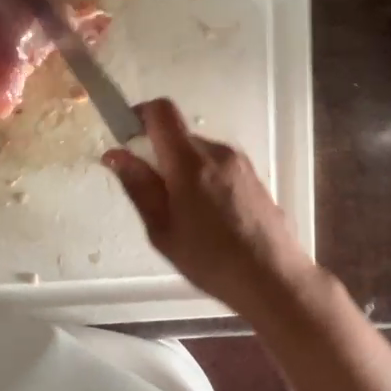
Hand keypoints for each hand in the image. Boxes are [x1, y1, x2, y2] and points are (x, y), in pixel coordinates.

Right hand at [102, 99, 317, 317]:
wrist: (275, 279)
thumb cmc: (211, 260)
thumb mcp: (161, 229)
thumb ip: (138, 186)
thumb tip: (115, 154)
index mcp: (190, 161)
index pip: (161, 111)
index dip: (140, 115)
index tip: (128, 138)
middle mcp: (217, 151)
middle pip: (178, 134)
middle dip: (159, 153)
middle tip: (154, 194)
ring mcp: (239, 162)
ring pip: (197, 151)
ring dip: (182, 168)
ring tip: (185, 212)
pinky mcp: (253, 175)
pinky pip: (217, 164)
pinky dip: (203, 177)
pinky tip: (209, 216)